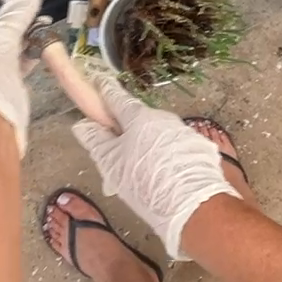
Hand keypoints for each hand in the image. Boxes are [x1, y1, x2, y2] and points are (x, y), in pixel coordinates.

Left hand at [0, 0, 41, 153]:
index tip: (34, 14)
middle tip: (45, 26)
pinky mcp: (3, 97)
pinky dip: (30, 65)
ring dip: (29, 50)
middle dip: (23, 35)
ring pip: (11, 59)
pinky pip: (18, 74)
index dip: (11, 20)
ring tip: (49, 40)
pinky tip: (43, 60)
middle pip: (1, 43)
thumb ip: (17, 12)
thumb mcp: (2, 36)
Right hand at [71, 72, 238, 259]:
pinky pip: (175, 149)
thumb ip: (96, 141)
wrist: (192, 203)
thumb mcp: (111, 164)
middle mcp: (164, 118)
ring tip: (141, 179)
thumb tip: (82, 124)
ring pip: (157, 137)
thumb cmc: (144, 182)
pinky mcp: (199, 148)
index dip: (105, 89)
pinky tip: (163, 179)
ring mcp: (184, 132)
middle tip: (117, 161)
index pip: (117, 97)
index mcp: (139, 117)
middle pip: (139, 121)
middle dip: (127, 135)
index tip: (99, 79)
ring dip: (146, 150)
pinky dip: (166, 159)